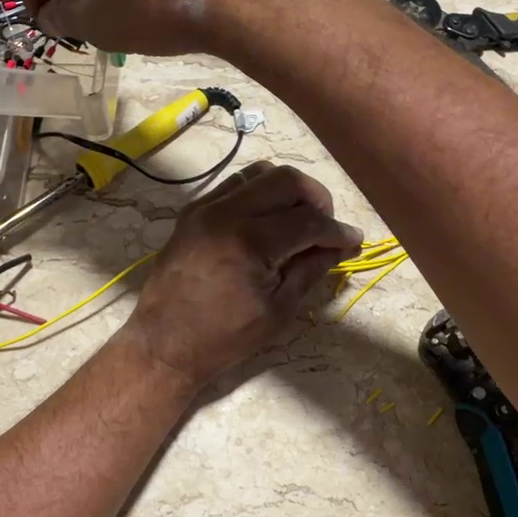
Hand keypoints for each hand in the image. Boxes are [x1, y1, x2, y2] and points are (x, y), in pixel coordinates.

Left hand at [120, 161, 360, 388]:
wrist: (164, 343)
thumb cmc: (224, 337)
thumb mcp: (278, 310)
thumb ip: (310, 269)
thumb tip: (339, 246)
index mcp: (249, 241)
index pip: (308, 220)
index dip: (336, 230)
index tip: (353, 240)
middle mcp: (226, 213)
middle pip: (286, 180)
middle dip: (315, 198)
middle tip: (325, 226)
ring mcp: (205, 208)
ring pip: (258, 173)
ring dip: (286, 190)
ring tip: (297, 220)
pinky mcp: (192, 212)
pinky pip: (234, 185)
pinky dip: (258, 194)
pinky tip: (267, 220)